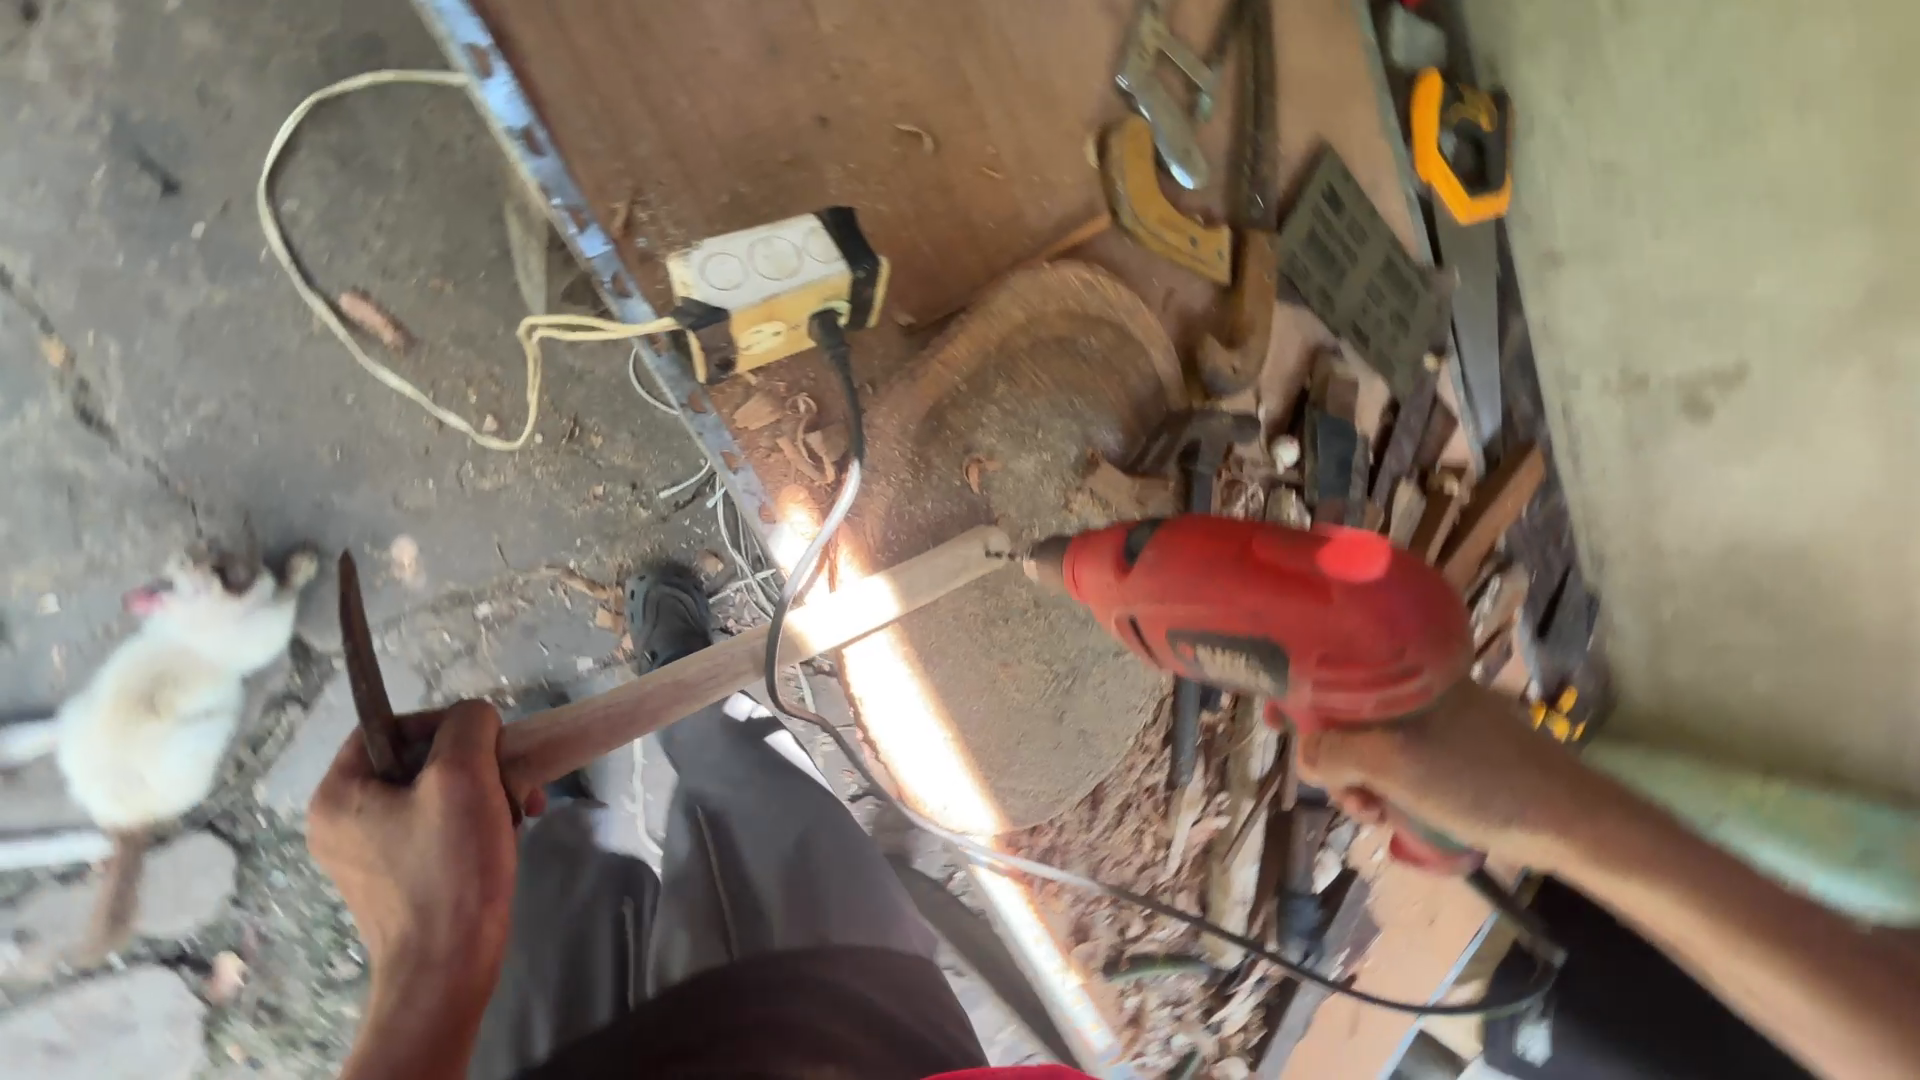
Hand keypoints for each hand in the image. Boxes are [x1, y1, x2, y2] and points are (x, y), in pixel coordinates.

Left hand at [307, 701, 535, 1004]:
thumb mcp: (464, 776)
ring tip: (521, 809)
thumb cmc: (450, 866)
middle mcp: (344, 820)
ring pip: (440, 790)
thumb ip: (468, 726)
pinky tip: (510, 830)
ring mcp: (373, 851)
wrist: (449, 963)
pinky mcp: (403, 873)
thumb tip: (475, 718)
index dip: (442, 723)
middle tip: (514, 780)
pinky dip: (480, 818)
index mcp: (338, 795)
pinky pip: (443, 823)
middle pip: (421, 759)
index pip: (388, 726)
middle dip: (479, 763)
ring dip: (489, 790)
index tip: (486, 742)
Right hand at [1294, 679, 1603, 869]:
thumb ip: (1333, 754)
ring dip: (1360, 782)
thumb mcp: (1391, 764)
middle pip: (1345, 714)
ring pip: (1370, 745)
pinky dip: (1389, 789)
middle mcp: (1416, 691)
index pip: (1330, 667)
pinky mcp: (1456, 754)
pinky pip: (1399, 764)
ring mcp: (1439, 723)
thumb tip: (1306, 757)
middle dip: (1331, 757)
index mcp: (1402, 675)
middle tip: (1342, 794)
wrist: (1575, 824)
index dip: (1294, 690)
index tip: (1273, 721)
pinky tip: (1398, 819)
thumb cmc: (1480, 781)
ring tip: (1376, 815)